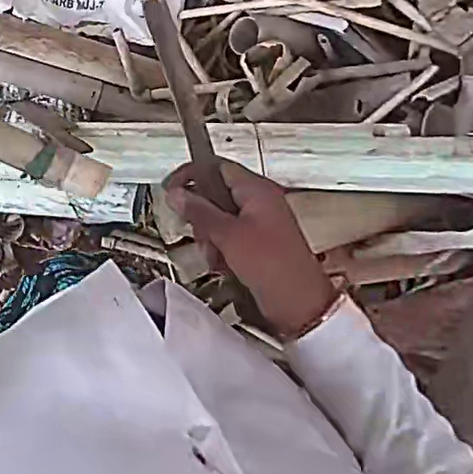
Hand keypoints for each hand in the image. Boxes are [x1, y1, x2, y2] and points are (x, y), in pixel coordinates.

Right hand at [162, 159, 339, 338]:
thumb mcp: (229, 236)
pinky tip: (224, 265)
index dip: (191, 175)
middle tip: (202, 233)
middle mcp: (259, 201)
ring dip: (210, 238)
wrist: (301, 306)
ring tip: (217, 255)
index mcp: (257, 189)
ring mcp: (259, 223)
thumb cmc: (275, 267)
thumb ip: (199, 212)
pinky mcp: (257, 244)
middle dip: (202, 216)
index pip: (216, 166)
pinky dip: (221, 250)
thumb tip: (176, 193)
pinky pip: (228, 238)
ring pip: (219, 219)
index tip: (171, 188)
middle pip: (214, 194)